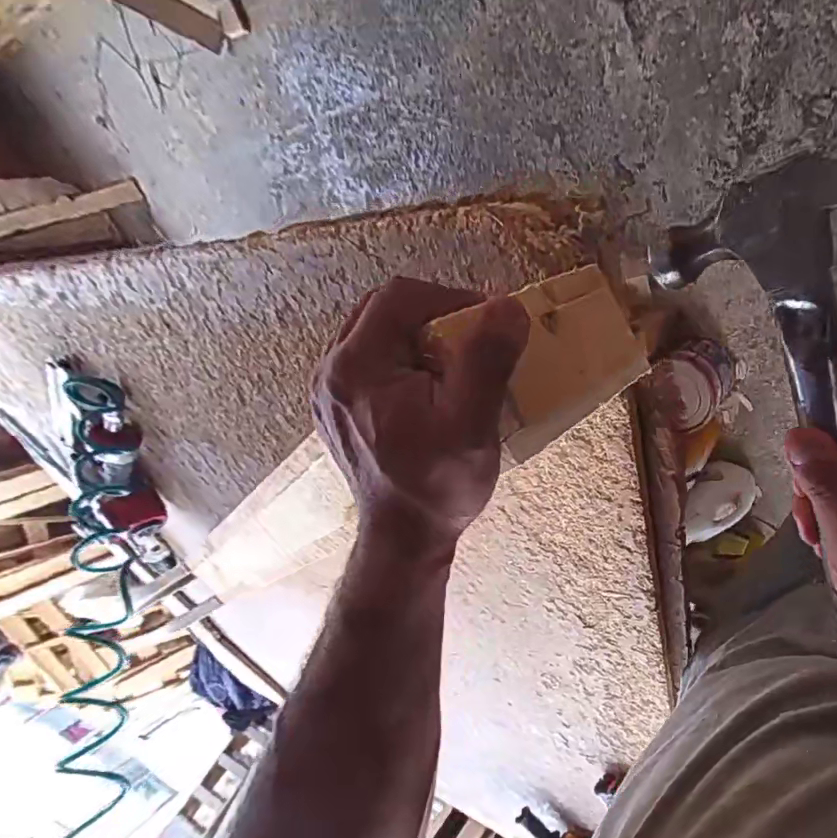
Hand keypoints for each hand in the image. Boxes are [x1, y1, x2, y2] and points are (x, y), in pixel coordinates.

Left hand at [313, 277, 529, 553]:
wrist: (404, 539)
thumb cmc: (437, 487)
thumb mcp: (472, 425)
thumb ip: (486, 361)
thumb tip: (507, 308)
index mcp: (355, 367)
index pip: (401, 297)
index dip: (451, 298)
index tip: (489, 321)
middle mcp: (331, 373)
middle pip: (383, 311)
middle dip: (434, 316)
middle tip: (474, 340)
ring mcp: (329, 394)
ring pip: (375, 335)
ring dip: (418, 338)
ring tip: (455, 365)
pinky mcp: (338, 412)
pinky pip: (369, 364)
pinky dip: (402, 362)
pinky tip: (429, 389)